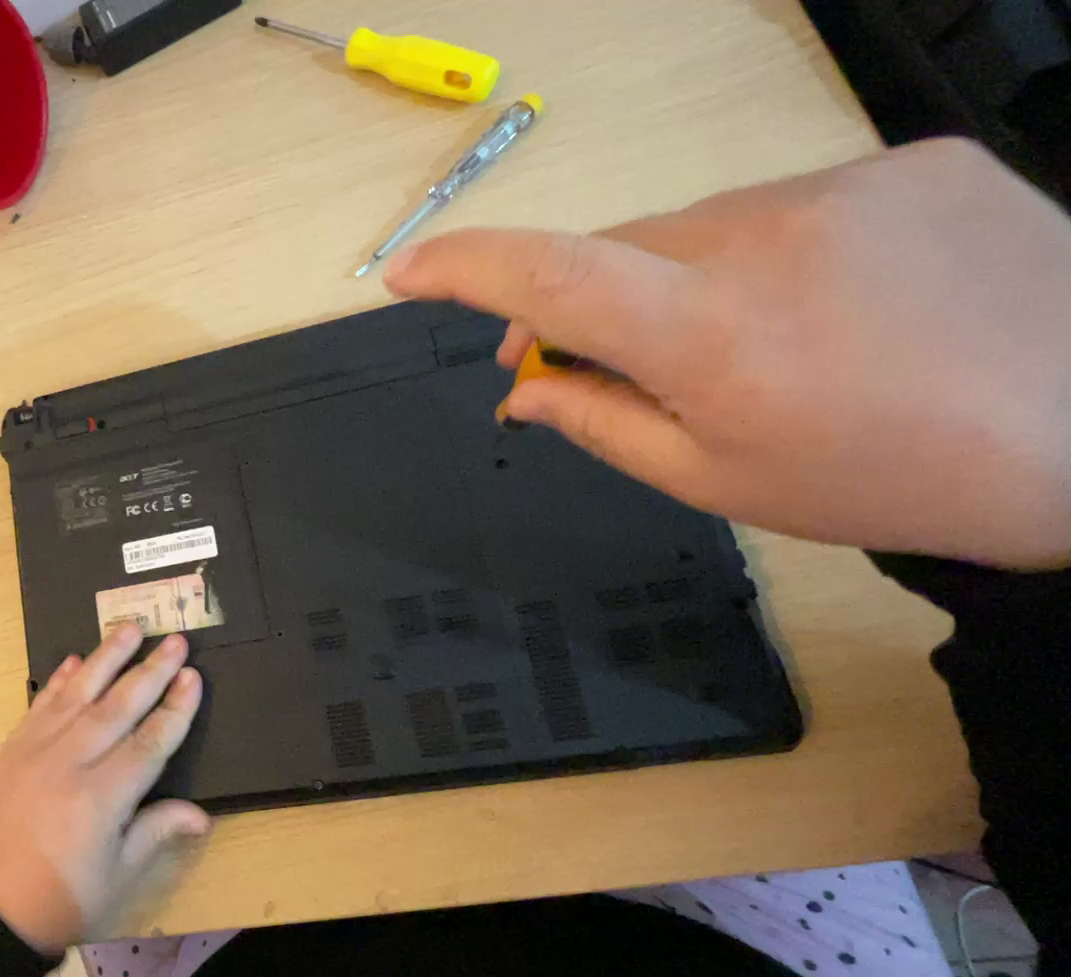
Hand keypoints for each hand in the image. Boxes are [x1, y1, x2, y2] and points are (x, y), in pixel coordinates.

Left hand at [0, 625, 208, 954]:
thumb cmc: (60, 901)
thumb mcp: (117, 879)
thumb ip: (155, 834)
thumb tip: (201, 814)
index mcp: (102, 797)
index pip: (149, 742)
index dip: (175, 709)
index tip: (193, 677)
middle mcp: (70, 762)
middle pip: (118, 707)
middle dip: (150, 671)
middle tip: (174, 640)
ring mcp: (36, 751)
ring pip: (78, 694)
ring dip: (105, 658)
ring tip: (128, 628)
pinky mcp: (11, 750)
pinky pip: (39, 705)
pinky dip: (58, 681)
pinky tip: (73, 661)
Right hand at [384, 137, 1070, 567]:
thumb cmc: (882, 478)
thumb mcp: (714, 478)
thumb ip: (597, 422)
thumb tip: (522, 385)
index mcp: (710, 334)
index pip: (551, 276)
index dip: (464, 267)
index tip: (405, 273)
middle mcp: (765, 237)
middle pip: (612, 250)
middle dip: (574, 303)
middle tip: (575, 364)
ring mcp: (843, 186)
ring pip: (689, 228)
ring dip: (666, 280)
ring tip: (727, 344)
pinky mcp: (906, 163)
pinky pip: (775, 206)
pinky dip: (751, 255)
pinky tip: (811, 304)